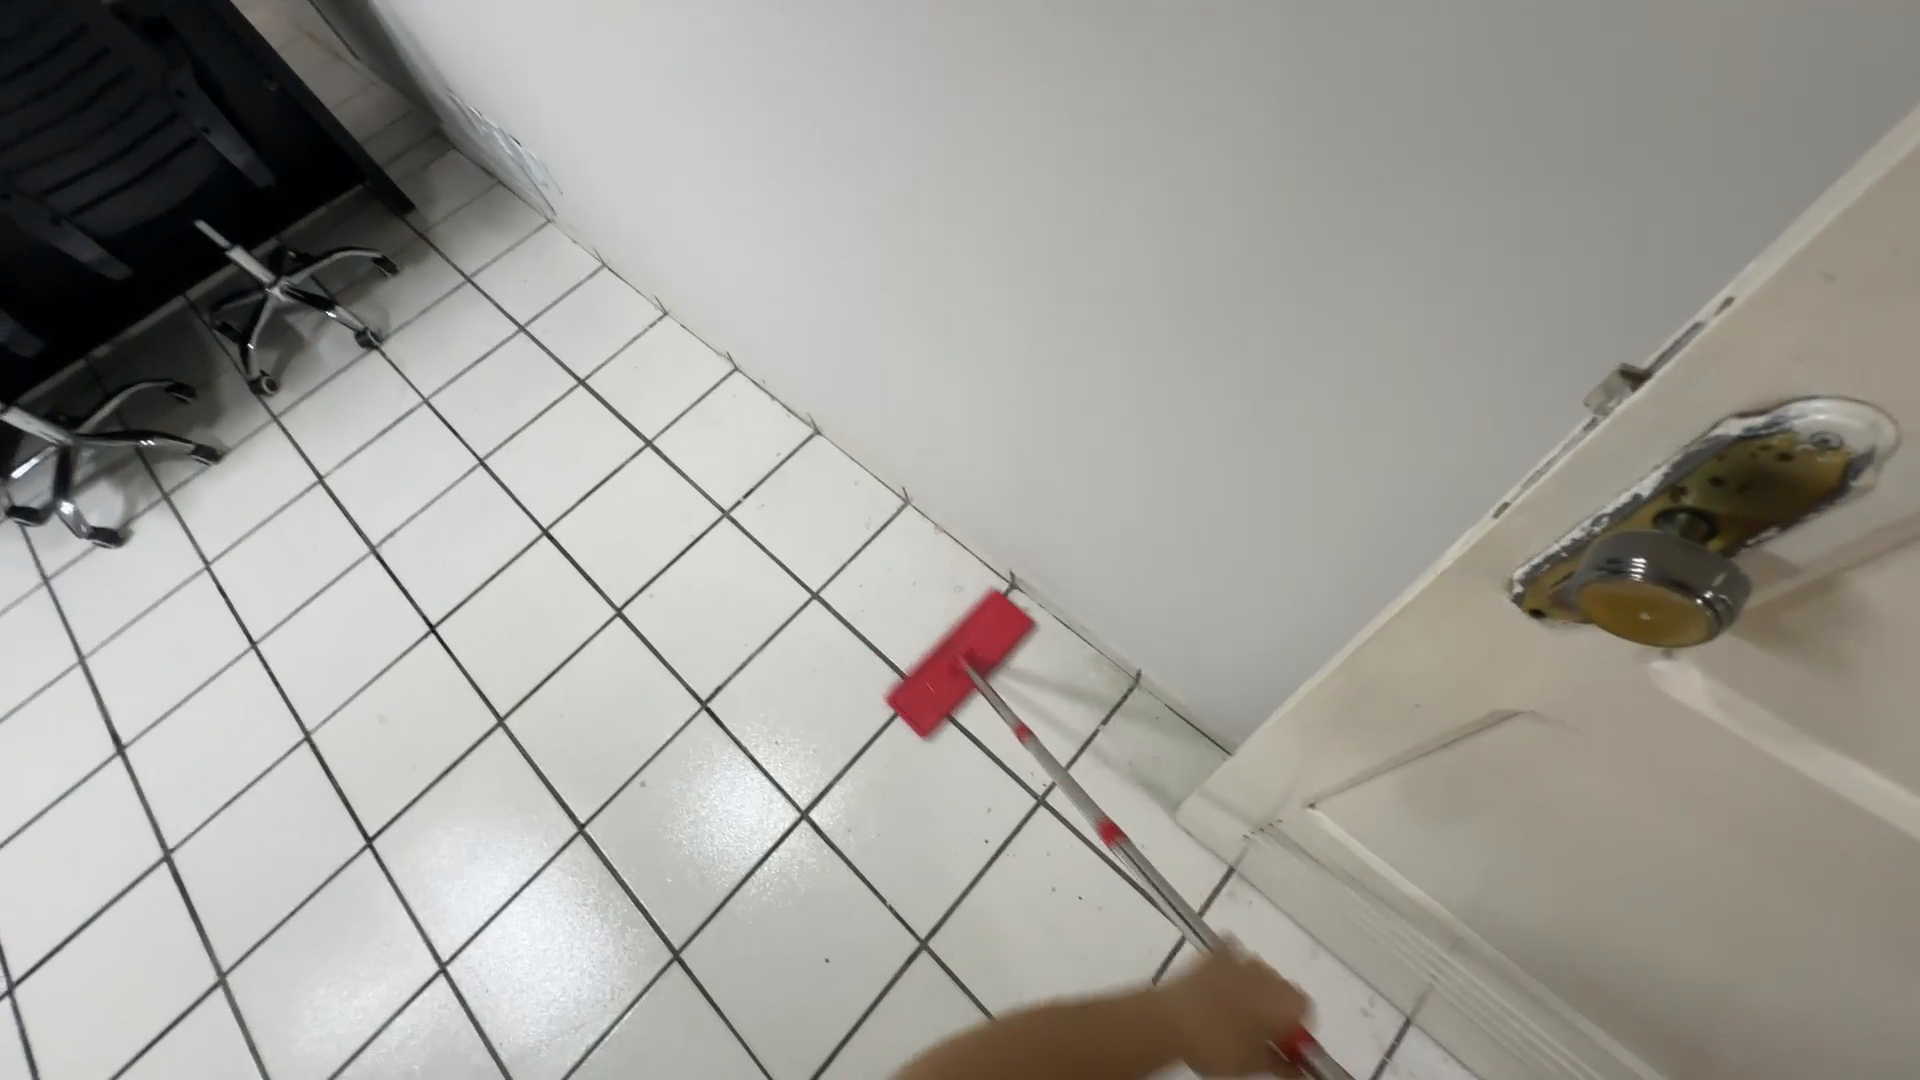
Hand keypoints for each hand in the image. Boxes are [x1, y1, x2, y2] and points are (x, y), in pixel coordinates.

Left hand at [1154, 941, 1311, 1075]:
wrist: (1172, 1019)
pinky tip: (1221, 984)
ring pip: (1258, 971)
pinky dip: (1231, 965)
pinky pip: (1231, 952)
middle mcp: (1266, 971)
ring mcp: (1238, 955)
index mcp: (1284, 999)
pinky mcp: (1212, 950)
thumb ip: (1285, 1065)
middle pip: (1282, 986)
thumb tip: (1298, 1069)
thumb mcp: (1255, 1064)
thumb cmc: (1218, 1045)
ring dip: (1254, 986)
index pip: (1306, 1007)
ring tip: (1236, 1012)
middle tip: (1260, 1033)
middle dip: (1276, 1006)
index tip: (1285, 1043)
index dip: (1297, 1026)